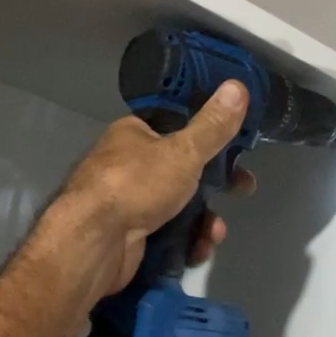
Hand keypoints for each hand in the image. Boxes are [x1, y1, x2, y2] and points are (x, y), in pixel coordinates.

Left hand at [54, 80, 256, 296]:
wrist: (93, 243)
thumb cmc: (135, 184)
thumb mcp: (182, 151)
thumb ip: (213, 125)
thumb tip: (237, 86)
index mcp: (134, 134)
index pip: (176, 125)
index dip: (209, 135)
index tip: (238, 147)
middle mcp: (128, 164)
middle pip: (183, 169)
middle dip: (215, 183)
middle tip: (242, 189)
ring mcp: (129, 202)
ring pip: (180, 206)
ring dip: (204, 219)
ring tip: (213, 233)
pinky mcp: (132, 235)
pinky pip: (169, 234)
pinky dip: (187, 242)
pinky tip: (197, 251)